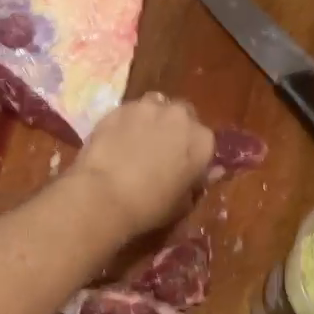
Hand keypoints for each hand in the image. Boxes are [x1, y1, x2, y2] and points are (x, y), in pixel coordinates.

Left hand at [69, 93, 213, 236]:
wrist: (105, 196)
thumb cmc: (150, 207)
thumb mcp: (182, 206)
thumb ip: (196, 185)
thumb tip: (208, 175)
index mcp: (202, 141)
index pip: (203, 141)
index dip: (191, 153)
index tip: (181, 166)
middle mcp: (180, 116)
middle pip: (181, 116)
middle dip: (173, 129)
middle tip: (158, 151)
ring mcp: (148, 107)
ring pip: (154, 106)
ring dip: (150, 120)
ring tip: (136, 142)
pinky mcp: (119, 108)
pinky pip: (128, 112)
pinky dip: (125, 123)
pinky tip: (115, 141)